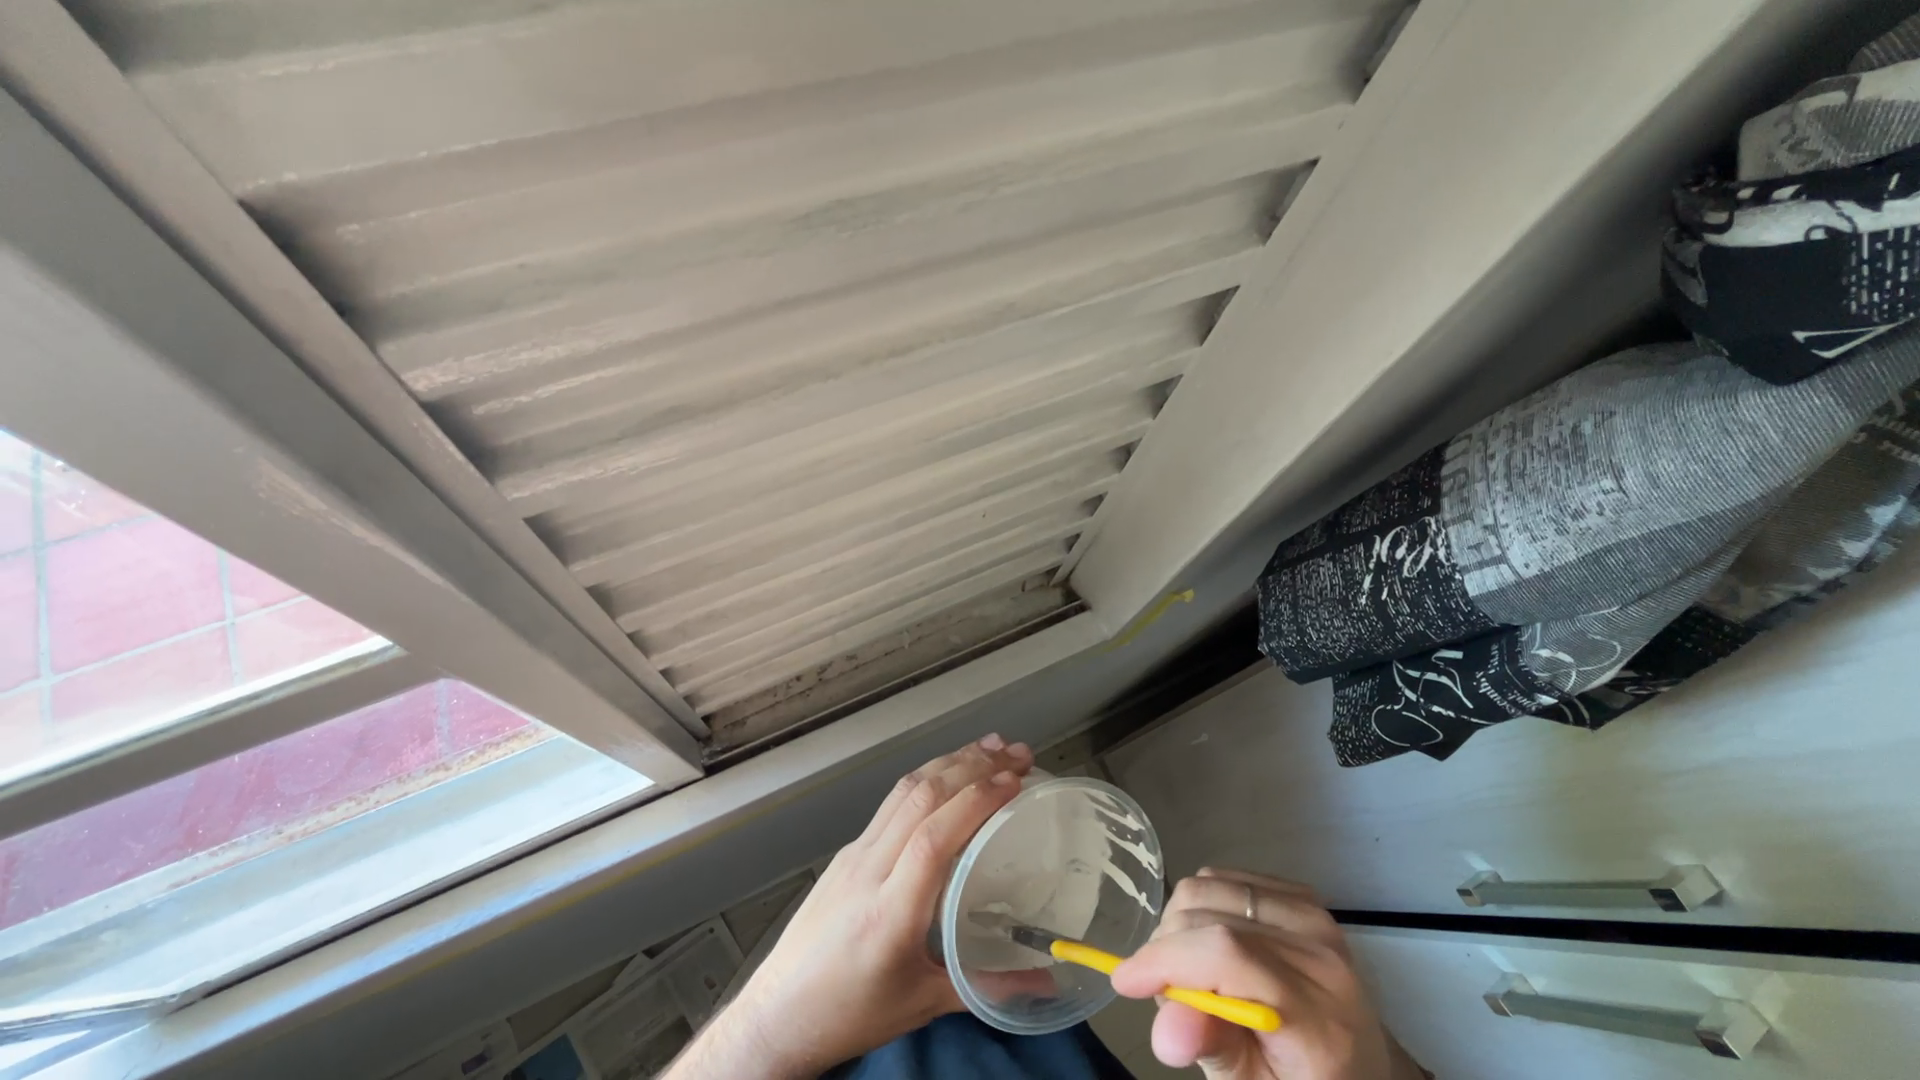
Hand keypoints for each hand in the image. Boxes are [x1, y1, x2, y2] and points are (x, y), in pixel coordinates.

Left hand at [664, 734, 1034, 1077]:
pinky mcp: (846, 854)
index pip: (932, 839)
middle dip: (972, 767)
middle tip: (1018, 755)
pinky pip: (890, 805)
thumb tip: (1051, 984)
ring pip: (902, 792)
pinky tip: (949, 777)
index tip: (1015, 782)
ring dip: (949, 763)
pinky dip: (926, 780)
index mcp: (890, 913)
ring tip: (991, 749)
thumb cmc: (852, 1013)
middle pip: (919, 800)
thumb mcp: (925, 1006)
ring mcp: (853, 855)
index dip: (974, 802)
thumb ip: (990, 987)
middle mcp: (868, 870)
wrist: (779, 1014)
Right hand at [1110, 868, 1424, 1079]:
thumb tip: (1165, 1029)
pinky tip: (1209, 941)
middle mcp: (1321, 955)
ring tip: (1189, 969)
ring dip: (1178, 924)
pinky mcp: (1302, 896)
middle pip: (1208, 916)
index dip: (1166, 960)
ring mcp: (1314, 917)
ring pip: (1206, 887)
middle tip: (1166, 993)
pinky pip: (1221, 877)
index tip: (1125, 983)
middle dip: (1165, 952)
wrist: (1360, 1066)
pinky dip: (1199, 905)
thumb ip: (1212, 1049)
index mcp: (1317, 1018)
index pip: (1228, 956)